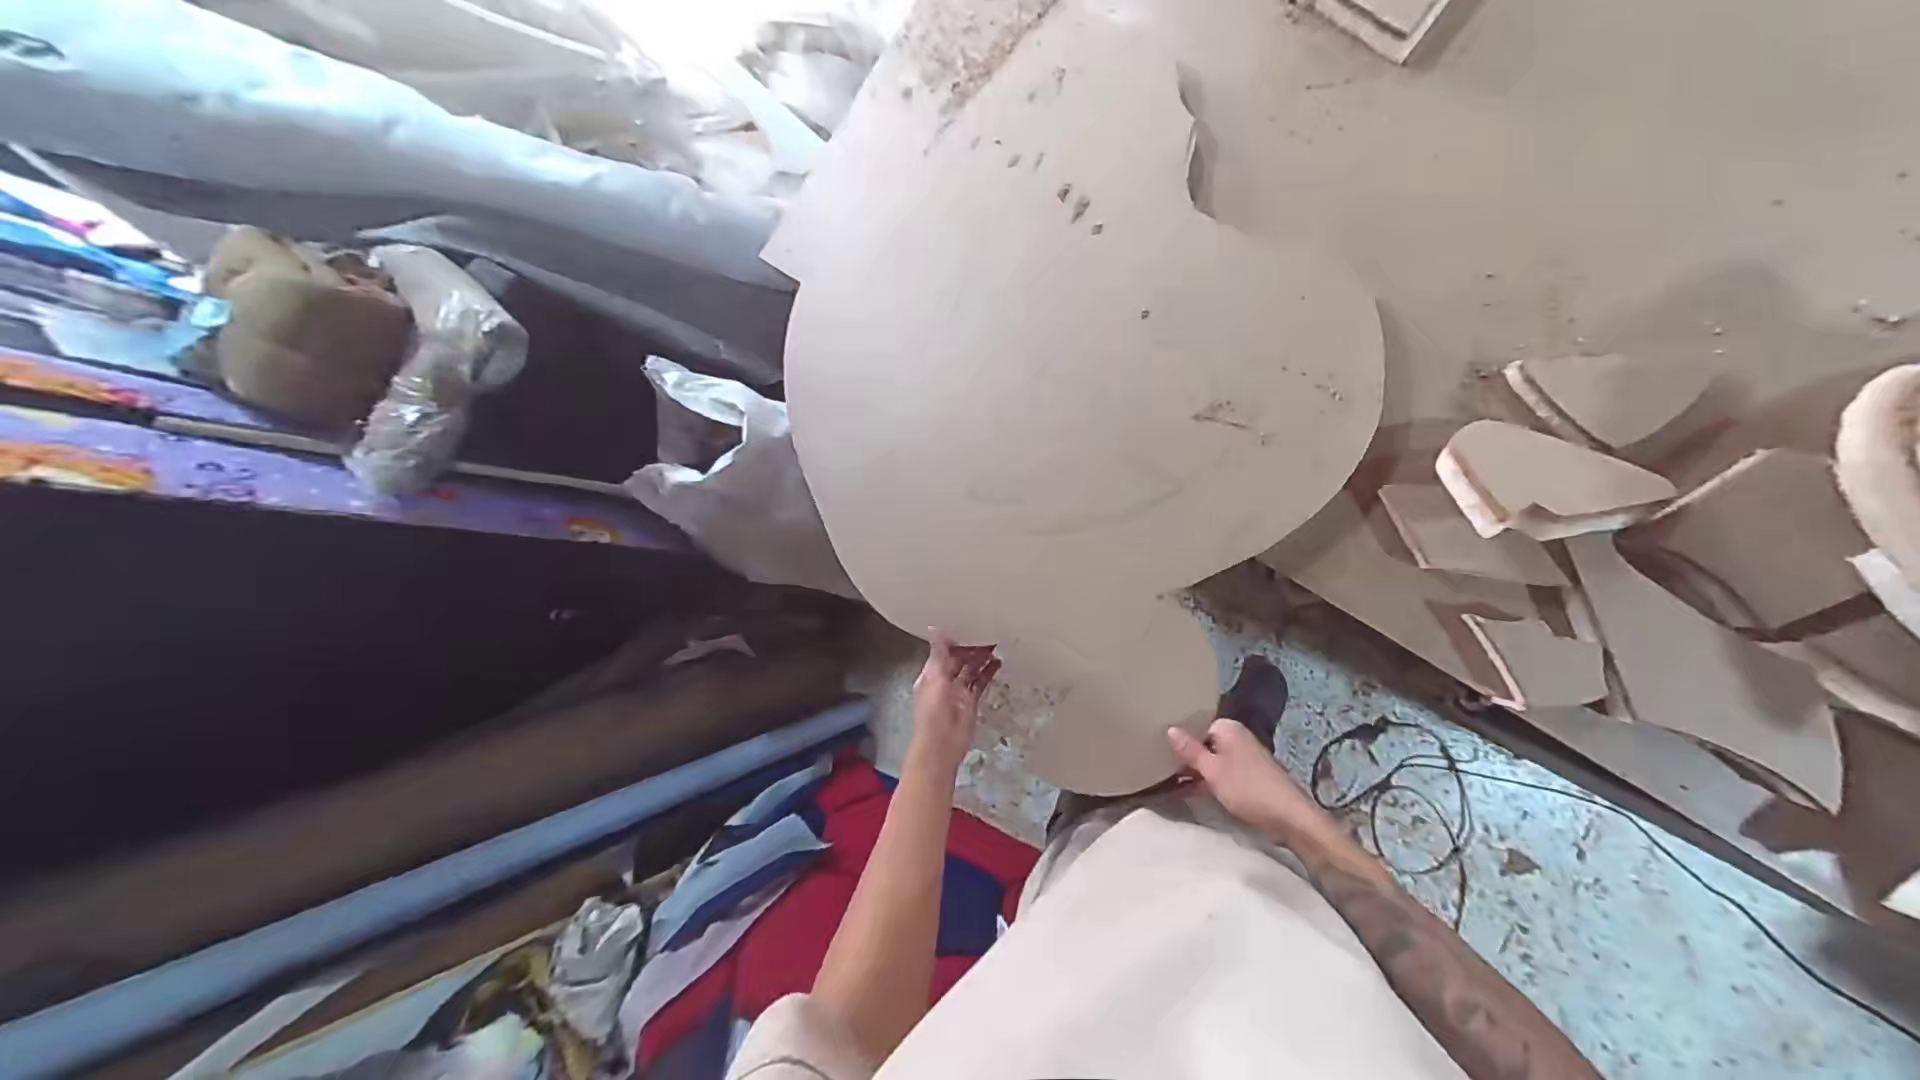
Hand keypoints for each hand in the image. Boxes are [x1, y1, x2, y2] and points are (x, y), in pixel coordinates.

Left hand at [909, 629, 1000, 771]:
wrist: (941, 746)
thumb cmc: (933, 713)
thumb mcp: (934, 679)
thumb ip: (939, 654)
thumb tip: (933, 629)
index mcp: (930, 675)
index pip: (942, 652)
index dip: (954, 640)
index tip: (967, 626)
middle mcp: (944, 681)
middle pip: (959, 660)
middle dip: (971, 648)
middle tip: (987, 634)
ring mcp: (958, 692)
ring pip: (971, 670)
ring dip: (981, 659)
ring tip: (995, 645)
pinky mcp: (970, 702)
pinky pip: (980, 683)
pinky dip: (988, 673)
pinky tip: (997, 663)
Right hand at [1168, 718, 1338, 846]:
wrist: (1289, 819)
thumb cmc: (1247, 788)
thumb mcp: (1211, 769)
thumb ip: (1190, 750)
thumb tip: (1170, 729)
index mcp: (1228, 728)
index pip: (1196, 724)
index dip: (1179, 736)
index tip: (1160, 747)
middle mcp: (1237, 738)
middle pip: (1204, 742)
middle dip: (1186, 753)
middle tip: (1160, 763)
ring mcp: (1244, 758)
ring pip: (1211, 759)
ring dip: (1195, 769)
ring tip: (1169, 778)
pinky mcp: (1248, 777)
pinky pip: (1220, 773)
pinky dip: (1207, 780)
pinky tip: (1189, 790)